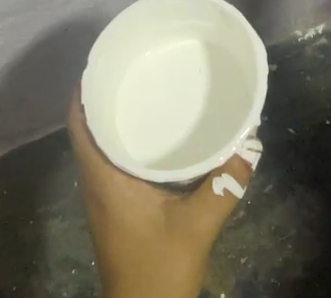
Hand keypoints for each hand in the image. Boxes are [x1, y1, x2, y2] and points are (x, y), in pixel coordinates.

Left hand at [67, 88, 257, 297]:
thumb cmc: (160, 268)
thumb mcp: (197, 225)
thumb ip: (224, 185)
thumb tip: (251, 143)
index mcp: (103, 177)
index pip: (79, 124)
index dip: (83, 91)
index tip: (101, 62)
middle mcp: (95, 182)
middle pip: (86, 129)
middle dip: (102, 97)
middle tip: (130, 68)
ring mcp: (102, 198)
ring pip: (97, 146)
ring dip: (111, 119)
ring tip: (140, 91)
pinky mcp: (113, 209)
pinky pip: (108, 161)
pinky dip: (122, 141)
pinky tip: (150, 135)